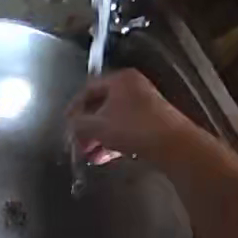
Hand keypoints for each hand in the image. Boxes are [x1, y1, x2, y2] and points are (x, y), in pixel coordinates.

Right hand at [66, 70, 205, 165]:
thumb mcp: (98, 126)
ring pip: (112, 121)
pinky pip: (125, 130)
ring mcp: (144, 105)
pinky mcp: (151, 123)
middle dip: (86, 128)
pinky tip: (103, 158)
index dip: (74, 108)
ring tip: (88, 156)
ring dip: (98, 139)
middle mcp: (133, 88)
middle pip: (101, 106)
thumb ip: (78, 124)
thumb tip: (71, 125)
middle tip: (77, 144)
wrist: (172, 144)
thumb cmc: (132, 129)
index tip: (66, 125)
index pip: (88, 89)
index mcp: (120, 80)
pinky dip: (112, 142)